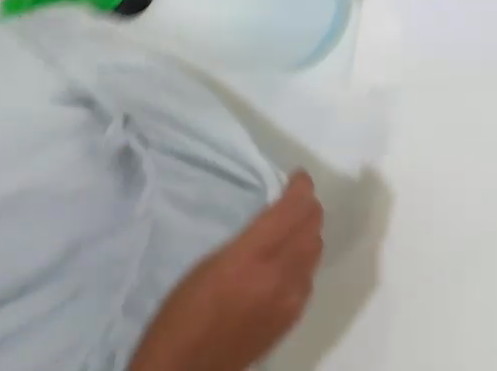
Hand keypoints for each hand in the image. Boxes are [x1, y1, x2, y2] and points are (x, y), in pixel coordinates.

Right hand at [130, 172, 325, 370]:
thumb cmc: (179, 319)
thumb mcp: (206, 267)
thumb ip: (248, 239)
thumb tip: (278, 218)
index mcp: (249, 258)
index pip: (292, 209)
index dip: (301, 187)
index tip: (299, 177)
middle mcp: (279, 273)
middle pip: (313, 224)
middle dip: (308, 207)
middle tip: (296, 202)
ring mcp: (292, 295)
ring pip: (316, 248)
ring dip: (308, 233)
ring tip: (293, 230)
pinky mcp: (296, 313)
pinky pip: (310, 275)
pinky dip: (303, 263)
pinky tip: (287, 265)